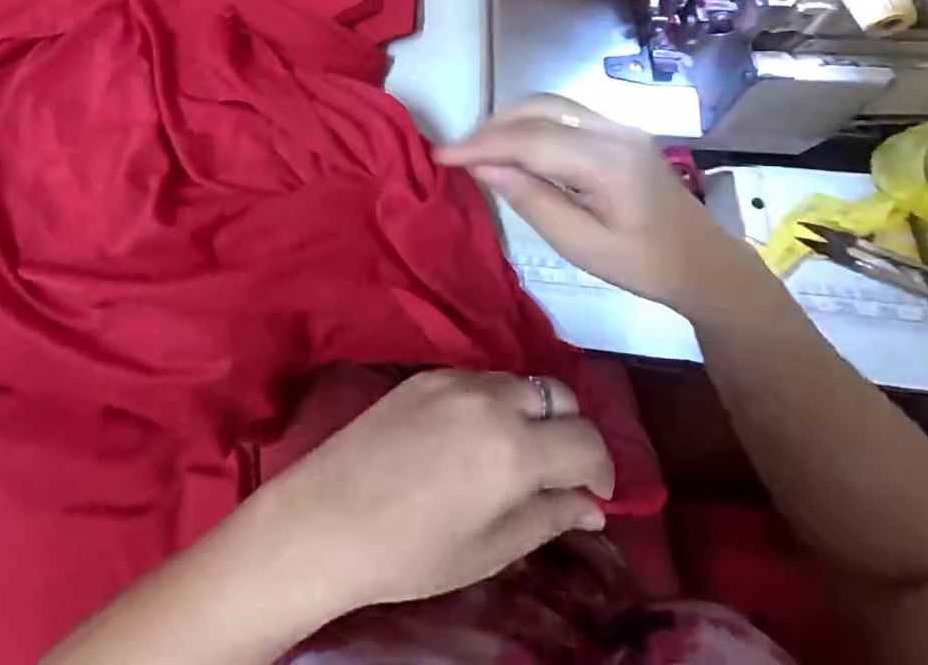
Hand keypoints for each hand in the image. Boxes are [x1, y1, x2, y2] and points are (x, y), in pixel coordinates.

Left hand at [235, 370, 612, 614]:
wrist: (325, 518)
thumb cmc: (410, 552)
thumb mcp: (489, 549)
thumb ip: (549, 517)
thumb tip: (591, 505)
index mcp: (514, 449)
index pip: (587, 441)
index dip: (602, 470)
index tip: (594, 494)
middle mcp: (491, 400)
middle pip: (558, 396)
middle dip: (570, 431)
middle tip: (556, 470)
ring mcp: (454, 380)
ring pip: (519, 382)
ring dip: (532, 412)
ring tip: (512, 452)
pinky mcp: (424, 376)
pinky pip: (479, 379)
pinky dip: (494, 401)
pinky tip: (470, 436)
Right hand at [435, 94, 759, 313]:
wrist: (704, 263)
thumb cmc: (643, 264)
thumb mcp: (580, 244)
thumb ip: (531, 199)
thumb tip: (485, 166)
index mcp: (608, 161)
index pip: (531, 140)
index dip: (481, 144)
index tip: (441, 155)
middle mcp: (614, 131)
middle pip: (540, 110)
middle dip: (492, 127)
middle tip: (458, 155)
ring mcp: (619, 128)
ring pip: (551, 106)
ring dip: (510, 122)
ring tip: (479, 150)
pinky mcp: (619, 134)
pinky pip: (565, 117)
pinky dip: (531, 125)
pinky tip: (515, 147)